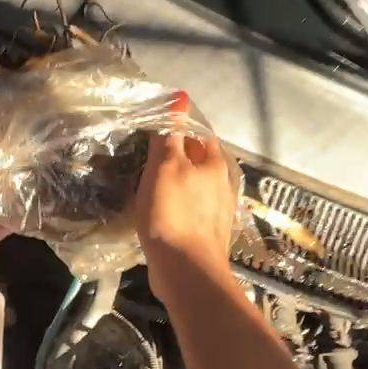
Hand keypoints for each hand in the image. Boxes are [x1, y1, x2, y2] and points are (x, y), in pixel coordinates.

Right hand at [136, 93, 241, 290]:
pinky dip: (176, 207)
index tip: (150, 137)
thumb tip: (180, 98)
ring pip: (193, 187)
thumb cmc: (172, 214)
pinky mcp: (207, 233)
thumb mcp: (165, 167)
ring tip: (148, 188)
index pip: (197, 135)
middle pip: (197, 162)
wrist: (186, 270)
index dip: (175, 132)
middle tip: (145, 161)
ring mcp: (217, 210)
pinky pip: (190, 210)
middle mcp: (222, 183)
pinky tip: (160, 215)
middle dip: (176, 159)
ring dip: (175, 185)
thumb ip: (170, 135)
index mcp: (214, 163)